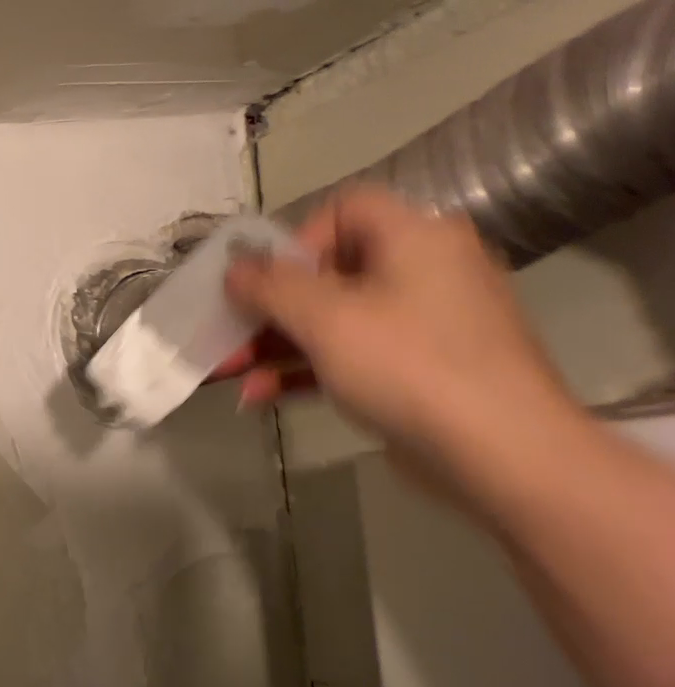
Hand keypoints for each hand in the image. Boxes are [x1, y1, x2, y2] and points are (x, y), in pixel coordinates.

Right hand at [220, 187, 577, 469]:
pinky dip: (302, 371)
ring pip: (330, 320)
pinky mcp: (414, 367)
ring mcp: (420, 321)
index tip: (263, 287)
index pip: (343, 210)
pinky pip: (346, 356)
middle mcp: (422, 269)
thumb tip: (234, 266)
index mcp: (414, 237)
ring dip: (274, 346)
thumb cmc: (407, 364)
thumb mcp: (326, 319)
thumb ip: (272, 288)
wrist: (493, 444)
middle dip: (267, 308)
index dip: (294, 242)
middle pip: (327, 271)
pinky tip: (261, 397)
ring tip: (231, 376)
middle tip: (225, 340)